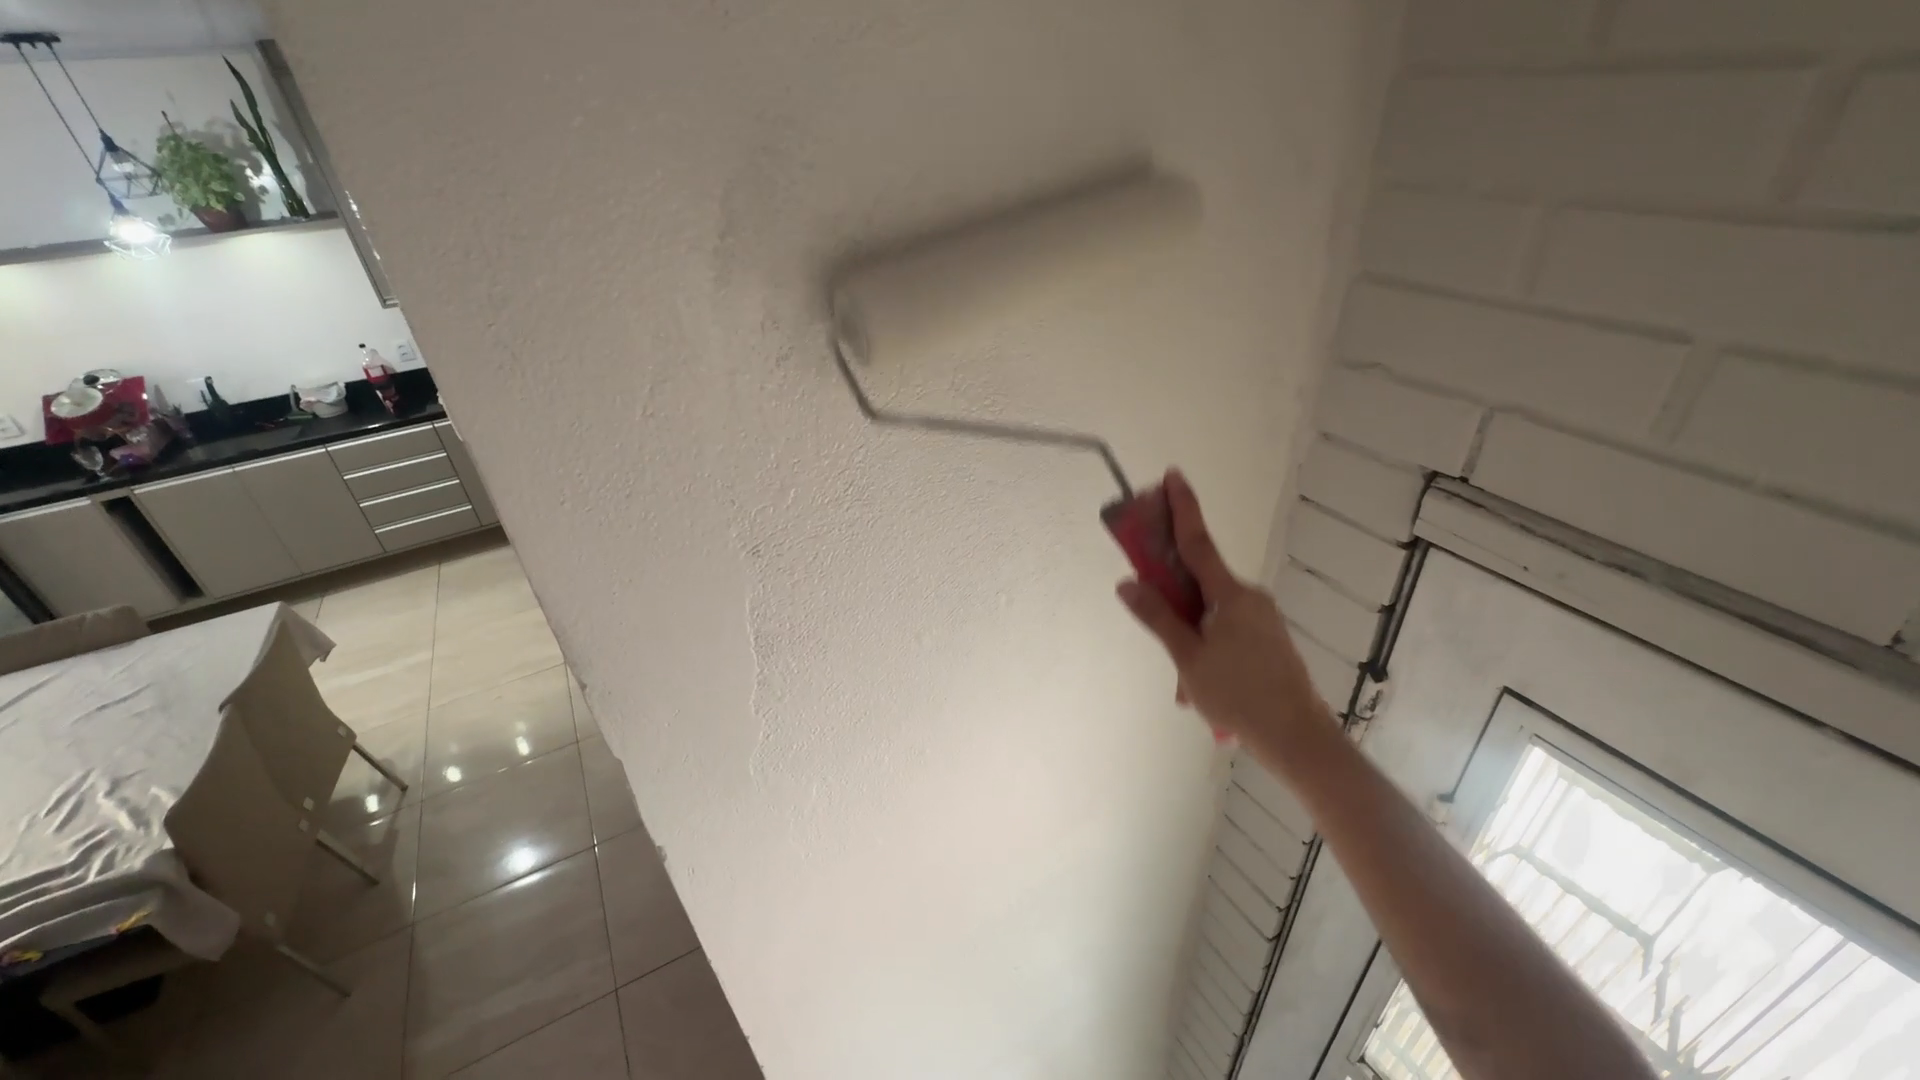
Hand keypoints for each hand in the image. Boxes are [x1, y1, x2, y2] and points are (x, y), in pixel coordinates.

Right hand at [1117, 470, 1336, 749]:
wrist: (1296, 737)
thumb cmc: (1238, 694)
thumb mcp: (1188, 658)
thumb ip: (1157, 618)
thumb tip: (1127, 584)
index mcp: (1230, 595)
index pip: (1197, 543)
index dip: (1182, 509)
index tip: (1172, 476)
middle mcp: (1249, 598)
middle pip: (1199, 584)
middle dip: (1172, 601)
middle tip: (1156, 623)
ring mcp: (1261, 620)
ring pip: (1210, 615)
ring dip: (1189, 639)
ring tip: (1186, 688)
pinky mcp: (1267, 641)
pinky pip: (1226, 632)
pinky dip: (1206, 650)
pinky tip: (1201, 690)